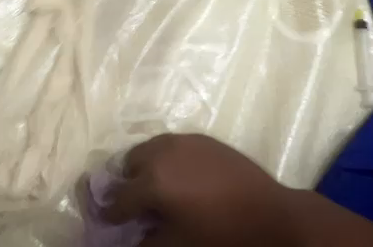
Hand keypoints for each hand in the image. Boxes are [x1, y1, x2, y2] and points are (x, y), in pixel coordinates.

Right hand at [99, 134, 303, 246]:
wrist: (268, 213)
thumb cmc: (220, 233)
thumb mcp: (178, 244)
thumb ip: (147, 241)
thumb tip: (131, 238)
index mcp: (153, 181)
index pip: (118, 197)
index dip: (109, 212)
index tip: (105, 219)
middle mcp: (162, 152)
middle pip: (129, 164)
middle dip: (126, 183)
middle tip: (133, 205)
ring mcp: (182, 140)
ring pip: (149, 149)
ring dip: (145, 167)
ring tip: (155, 190)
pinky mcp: (200, 137)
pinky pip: (171, 145)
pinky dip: (165, 159)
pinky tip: (178, 178)